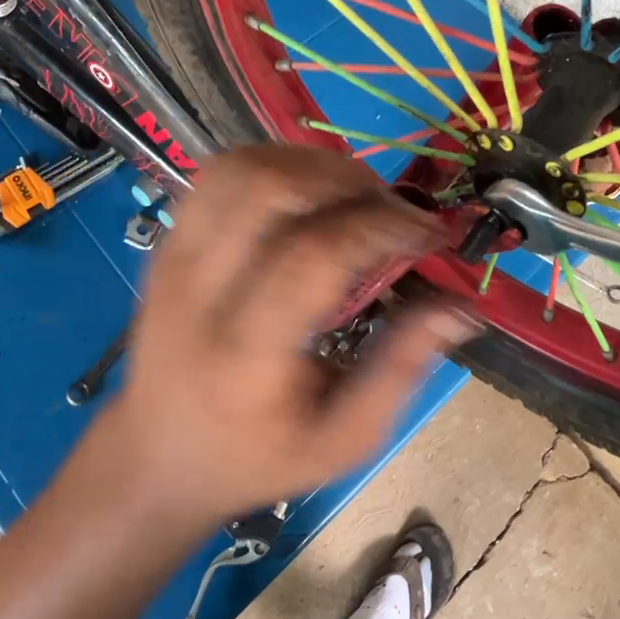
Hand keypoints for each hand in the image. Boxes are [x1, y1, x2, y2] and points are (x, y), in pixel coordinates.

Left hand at [91, 144, 475, 524]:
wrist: (158, 453)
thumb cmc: (257, 455)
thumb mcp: (342, 438)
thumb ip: (401, 368)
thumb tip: (462, 306)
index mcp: (246, 352)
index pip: (314, 255)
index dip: (382, 226)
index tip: (432, 231)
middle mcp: (200, 291)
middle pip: (268, 191)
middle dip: (345, 180)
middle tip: (391, 204)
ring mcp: (173, 258)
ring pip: (238, 169)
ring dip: (306, 163)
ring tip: (352, 191)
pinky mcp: (165, 241)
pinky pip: (216, 175)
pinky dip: (271, 164)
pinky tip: (305, 190)